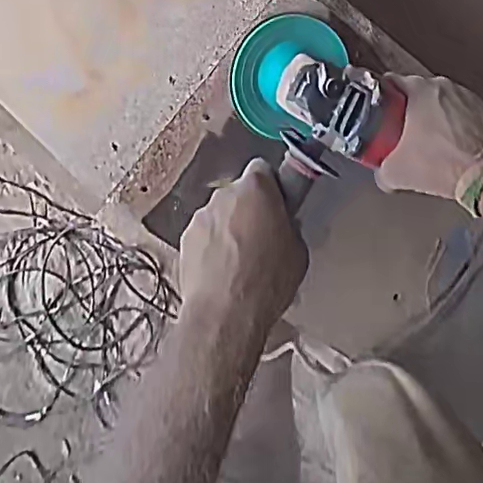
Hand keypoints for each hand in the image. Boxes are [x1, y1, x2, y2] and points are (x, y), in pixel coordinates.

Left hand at [177, 159, 307, 333]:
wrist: (224, 313)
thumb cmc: (266, 280)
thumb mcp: (298, 251)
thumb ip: (288, 225)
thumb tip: (281, 224)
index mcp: (256, 189)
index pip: (262, 169)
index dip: (271, 186)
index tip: (276, 203)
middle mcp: (224, 194)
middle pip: (239, 193)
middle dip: (249, 209)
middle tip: (262, 237)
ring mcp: (201, 215)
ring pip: (220, 214)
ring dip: (228, 228)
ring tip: (240, 261)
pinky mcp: (185, 237)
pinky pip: (204, 234)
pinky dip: (211, 246)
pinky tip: (221, 271)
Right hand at [376, 74, 482, 204]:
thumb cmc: (445, 164)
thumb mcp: (397, 172)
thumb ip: (381, 169)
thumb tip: (381, 172)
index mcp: (419, 89)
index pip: (391, 82)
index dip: (382, 98)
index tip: (381, 113)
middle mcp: (444, 86)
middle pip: (417, 91)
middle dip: (409, 109)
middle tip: (403, 131)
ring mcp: (468, 96)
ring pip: (441, 101)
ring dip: (434, 116)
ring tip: (430, 141)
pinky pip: (462, 112)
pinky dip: (456, 125)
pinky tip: (452, 145)